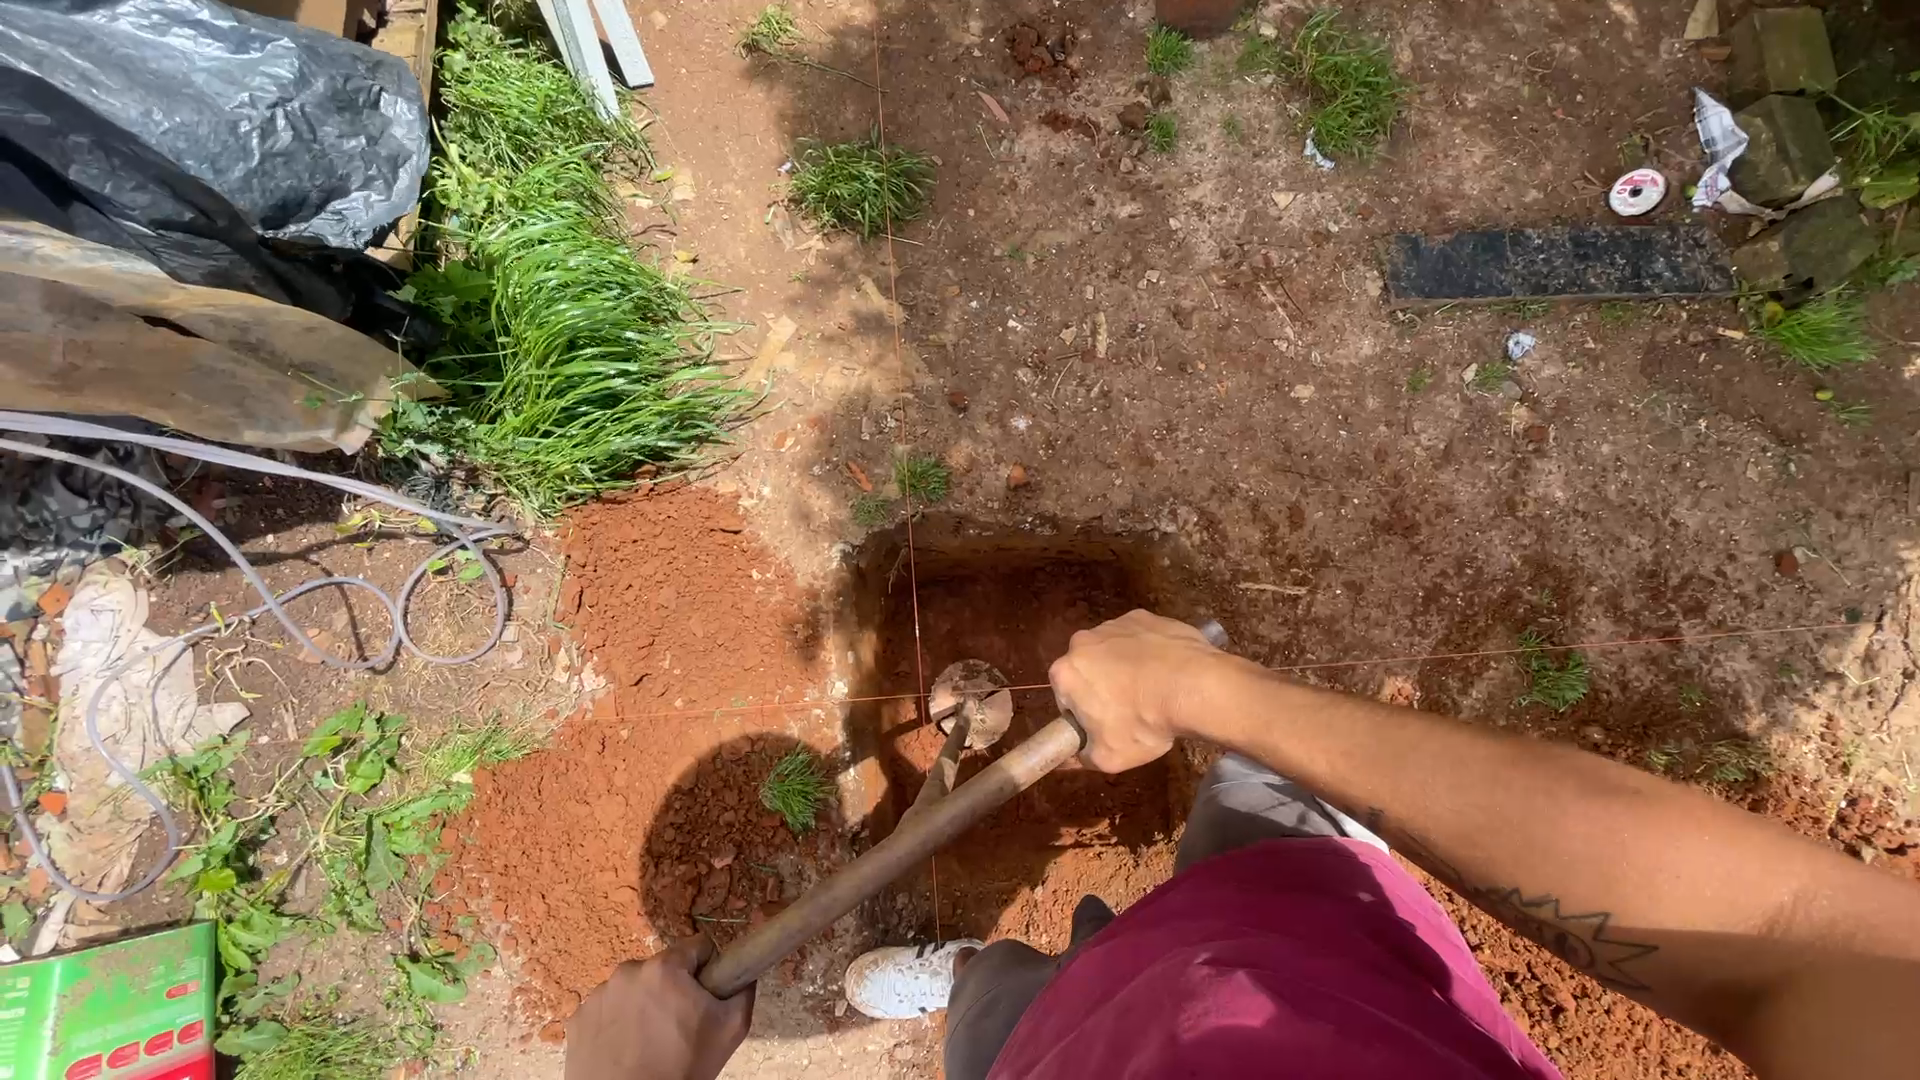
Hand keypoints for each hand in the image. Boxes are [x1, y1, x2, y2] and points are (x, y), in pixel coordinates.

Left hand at [565, 935, 753, 1079]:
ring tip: (648, 1043)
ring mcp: (597, 996)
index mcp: (664, 967)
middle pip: (663, 969)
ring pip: (633, 988)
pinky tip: (624, 1050)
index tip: (705, 998)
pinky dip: (616, 1023)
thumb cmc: (682, 1071)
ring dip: (643, 1005)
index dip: (706, 971)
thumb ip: (743, 987)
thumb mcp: (732, 1028)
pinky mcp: (577, 1021)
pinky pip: (607, 1010)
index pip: (697, 948)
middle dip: (672, 990)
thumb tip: (742, 971)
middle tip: (677, 1027)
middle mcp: (627, 971)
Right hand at [1048, 610, 1229, 772]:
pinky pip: (1138, 637)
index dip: (1085, 715)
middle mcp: (1082, 641)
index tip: (1106, 725)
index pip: (1066, 698)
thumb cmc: (1143, 723)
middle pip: (1087, 669)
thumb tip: (1065, 759)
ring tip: (1152, 689)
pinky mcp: (1143, 616)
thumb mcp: (1108, 757)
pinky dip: (1147, 650)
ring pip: (1112, 650)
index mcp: (1065, 672)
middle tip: (1130, 709)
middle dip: (1102, 686)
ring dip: (1124, 666)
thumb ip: (1079, 758)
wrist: (1194, 688)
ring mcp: (1114, 624)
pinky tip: (1166, 669)